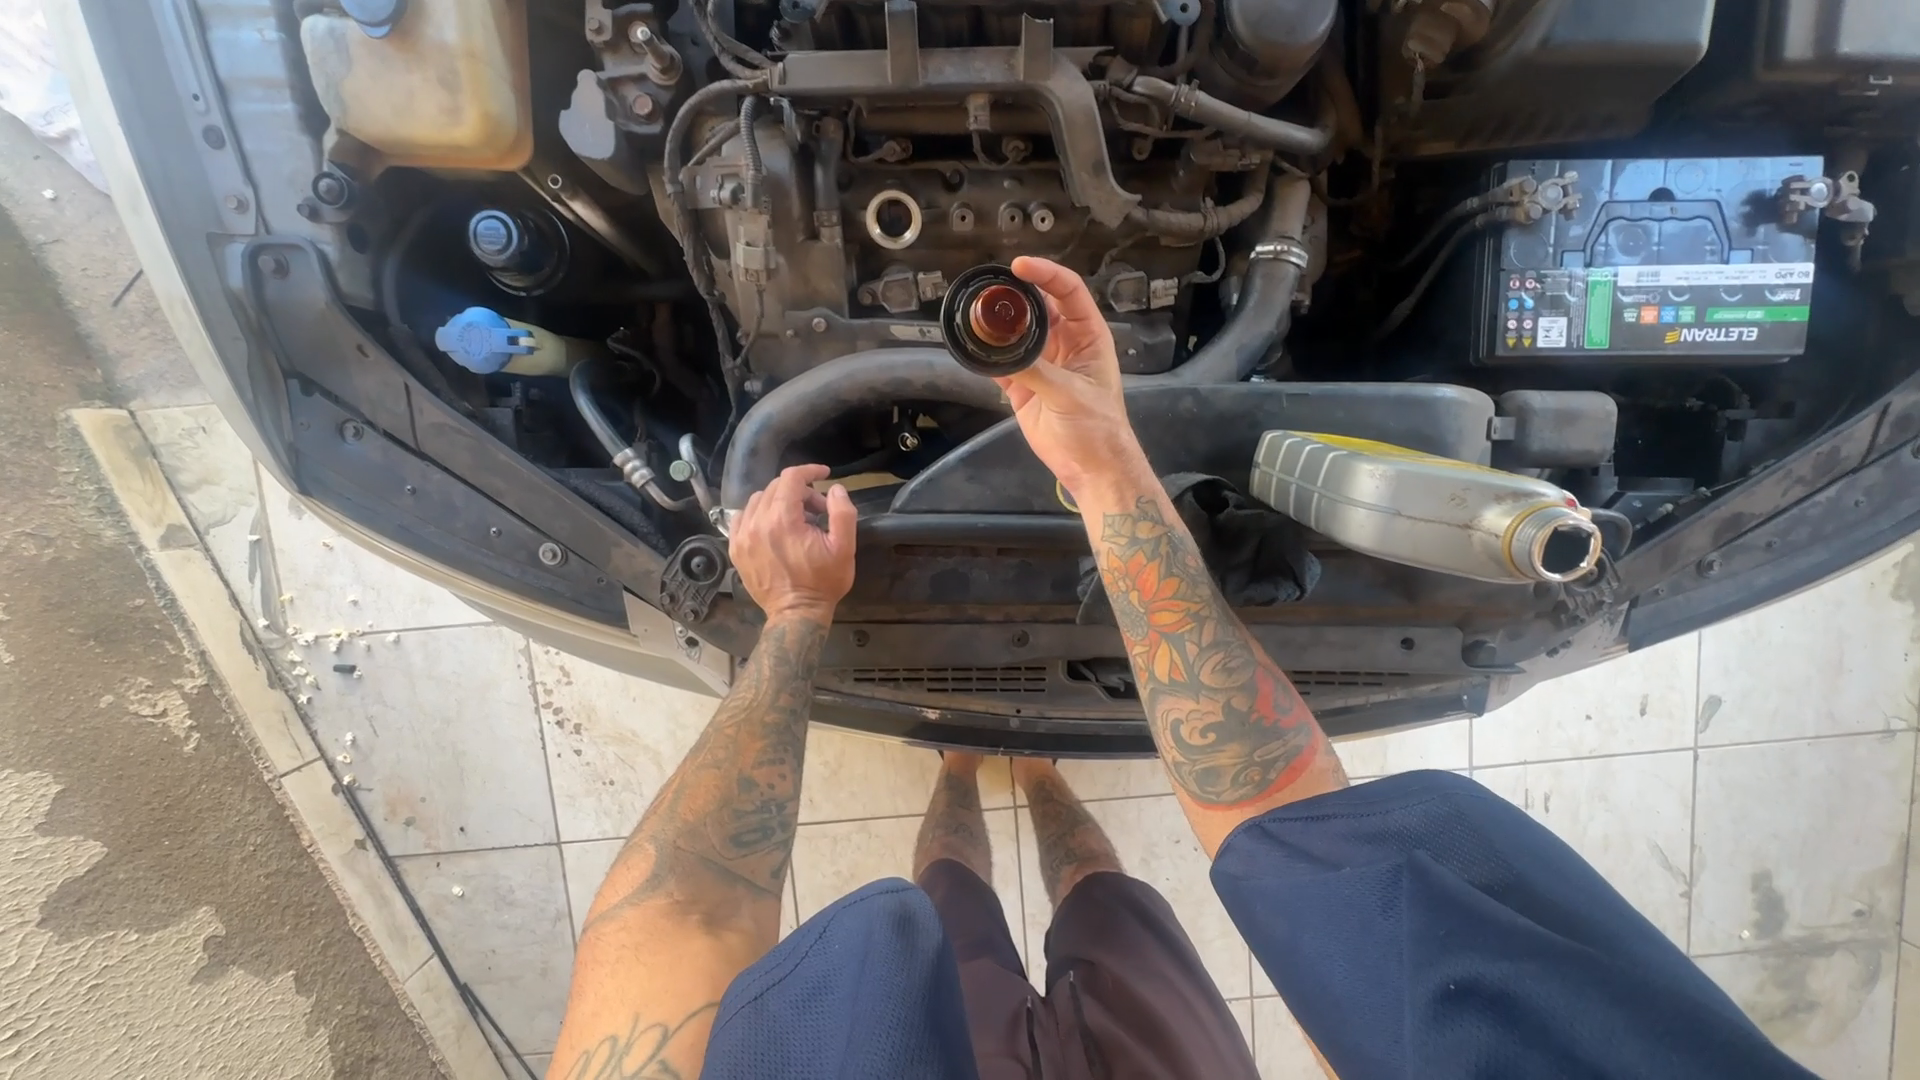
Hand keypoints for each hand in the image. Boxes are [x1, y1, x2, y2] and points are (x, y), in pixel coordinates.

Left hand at [729, 464, 856, 623]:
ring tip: (797, 520)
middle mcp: (758, 523)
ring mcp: (742, 536)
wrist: (796, 614)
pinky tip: (773, 526)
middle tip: (818, 509)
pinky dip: (758, 513)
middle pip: (776, 487)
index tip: (824, 475)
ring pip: (758, 500)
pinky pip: (742, 517)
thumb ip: (842, 512)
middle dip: (800, 491)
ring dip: (779, 500)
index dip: (810, 471)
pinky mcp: (736, 549)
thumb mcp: (844, 548)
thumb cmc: (823, 582)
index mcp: (784, 520)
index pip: (791, 478)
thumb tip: (835, 489)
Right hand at [995, 256, 1150, 497]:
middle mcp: (1064, 343)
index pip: (1069, 291)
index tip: (1019, 266)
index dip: (1045, 274)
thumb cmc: (1096, 426)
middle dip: (1016, 294)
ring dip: (999, 323)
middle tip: (989, 286)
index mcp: (1087, 335)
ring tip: (975, 310)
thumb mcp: (1070, 393)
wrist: (1090, 466)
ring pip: (1018, 333)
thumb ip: (1037, 371)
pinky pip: (1001, 364)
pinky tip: (972, 346)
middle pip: (1039, 306)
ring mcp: (1043, 364)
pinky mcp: (1023, 386)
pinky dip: (987, 356)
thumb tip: (1004, 353)